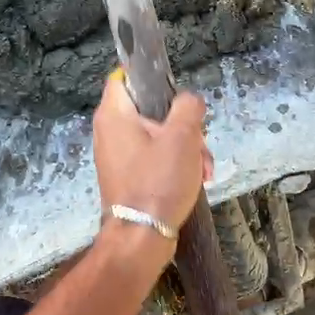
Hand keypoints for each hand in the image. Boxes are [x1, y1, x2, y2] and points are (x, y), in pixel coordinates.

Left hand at [93, 70, 212, 232]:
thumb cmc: (158, 181)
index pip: (124, 77)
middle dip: (182, 125)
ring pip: (158, 137)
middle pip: (150, 110)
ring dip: (186, 148)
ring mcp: (118, 157)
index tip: (175, 93)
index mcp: (113, 114)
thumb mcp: (182, 136)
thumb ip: (188, 107)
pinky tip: (197, 180)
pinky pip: (154, 160)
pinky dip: (175, 165)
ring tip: (205, 169)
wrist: (141, 238)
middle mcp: (109, 132)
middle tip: (199, 141)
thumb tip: (189, 101)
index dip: (150, 78)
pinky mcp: (128, 177)